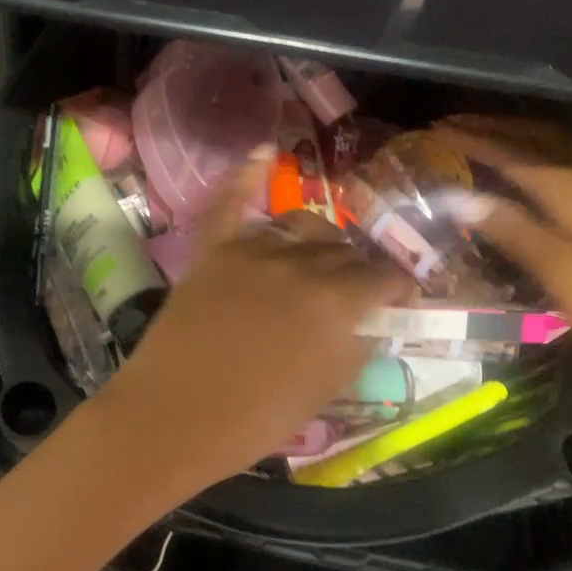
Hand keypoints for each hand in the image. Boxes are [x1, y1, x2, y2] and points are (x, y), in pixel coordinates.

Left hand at [92, 145, 402, 493]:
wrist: (173, 418)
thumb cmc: (254, 420)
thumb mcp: (325, 392)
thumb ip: (355, 346)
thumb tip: (371, 321)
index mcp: (338, 302)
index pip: (384, 277)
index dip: (397, 288)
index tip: (399, 299)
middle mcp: (301, 265)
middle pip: (343, 251)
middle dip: (357, 269)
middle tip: (353, 291)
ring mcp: (252, 252)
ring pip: (299, 227)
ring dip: (317, 240)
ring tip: (318, 258)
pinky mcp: (210, 252)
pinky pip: (231, 203)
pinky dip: (246, 175)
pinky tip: (263, 150)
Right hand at [432, 117, 571, 392]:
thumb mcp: (560, 270)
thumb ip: (510, 229)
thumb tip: (456, 197)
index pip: (512, 154)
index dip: (473, 142)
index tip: (435, 130)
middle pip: (541, 142)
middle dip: (496, 131)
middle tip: (454, 126)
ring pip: (564, 152)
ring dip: (523, 141)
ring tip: (489, 140)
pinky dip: (547, 161)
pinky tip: (540, 174)